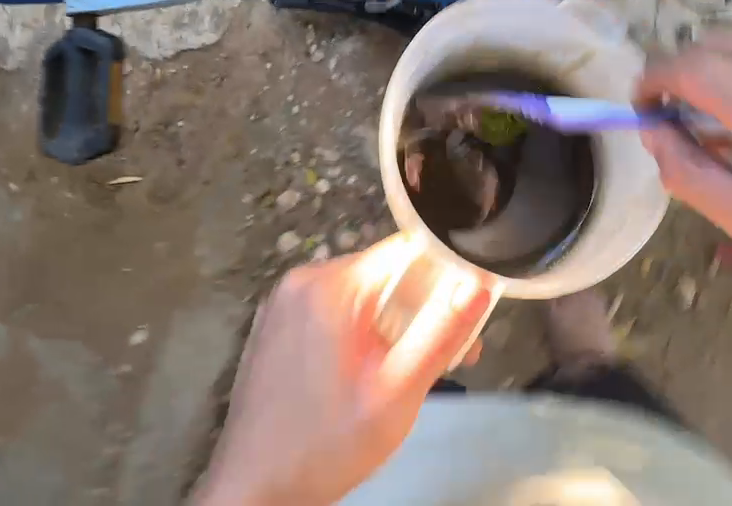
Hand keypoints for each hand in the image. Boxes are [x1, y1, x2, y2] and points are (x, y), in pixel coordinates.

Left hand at [192, 235, 493, 505]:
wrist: (252, 496)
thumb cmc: (325, 446)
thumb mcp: (395, 394)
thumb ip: (440, 334)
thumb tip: (479, 283)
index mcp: (330, 285)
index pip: (406, 251)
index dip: (446, 275)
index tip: (468, 311)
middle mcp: (304, 279)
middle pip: (386, 273)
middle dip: (423, 308)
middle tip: (451, 355)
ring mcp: (286, 301)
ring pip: (365, 293)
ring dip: (396, 324)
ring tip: (415, 371)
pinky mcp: (279, 324)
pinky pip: (337, 310)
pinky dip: (364, 332)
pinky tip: (374, 372)